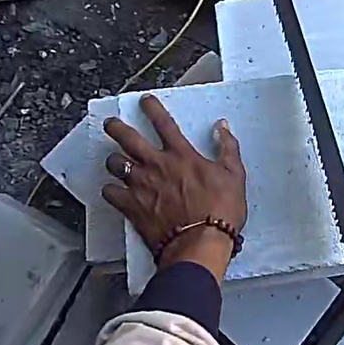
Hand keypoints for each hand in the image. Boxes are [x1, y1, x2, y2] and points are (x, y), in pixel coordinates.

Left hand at [103, 95, 246, 281]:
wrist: (200, 243)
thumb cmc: (220, 211)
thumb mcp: (234, 175)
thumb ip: (227, 147)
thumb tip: (222, 127)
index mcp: (181, 155)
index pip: (163, 123)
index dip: (152, 108)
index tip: (144, 101)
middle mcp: (157, 165)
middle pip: (127, 138)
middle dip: (116, 127)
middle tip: (111, 123)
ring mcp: (141, 186)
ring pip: (115, 163)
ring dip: (112, 160)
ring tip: (113, 160)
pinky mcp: (132, 207)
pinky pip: (110, 193)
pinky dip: (109, 190)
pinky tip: (111, 190)